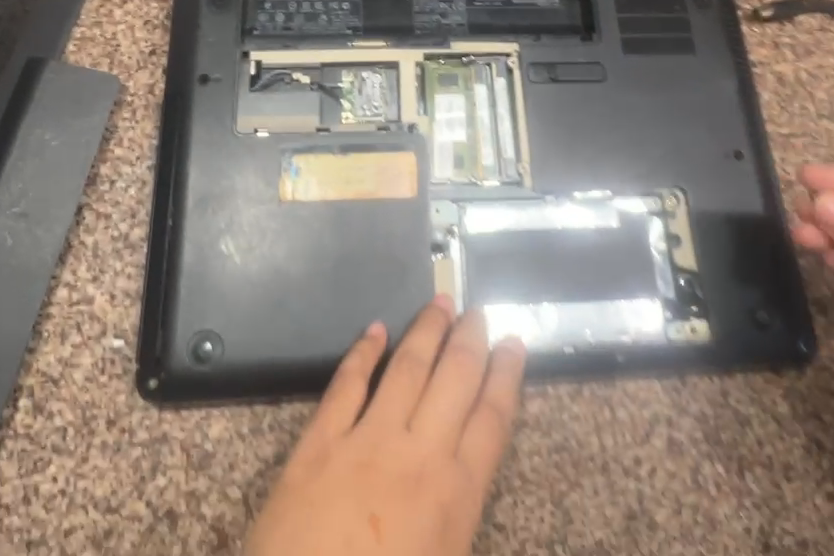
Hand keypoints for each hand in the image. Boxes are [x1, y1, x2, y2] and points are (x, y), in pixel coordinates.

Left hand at [246, 298, 527, 555]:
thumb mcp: (447, 555)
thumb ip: (460, 512)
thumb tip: (467, 477)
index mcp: (457, 492)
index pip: (492, 417)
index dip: (506, 375)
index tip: (514, 343)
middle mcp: (419, 454)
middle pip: (455, 380)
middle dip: (470, 340)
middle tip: (478, 311)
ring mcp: (367, 441)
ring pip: (407, 369)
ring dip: (426, 331)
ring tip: (440, 303)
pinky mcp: (318, 442)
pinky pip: (346, 385)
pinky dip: (362, 352)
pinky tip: (375, 329)